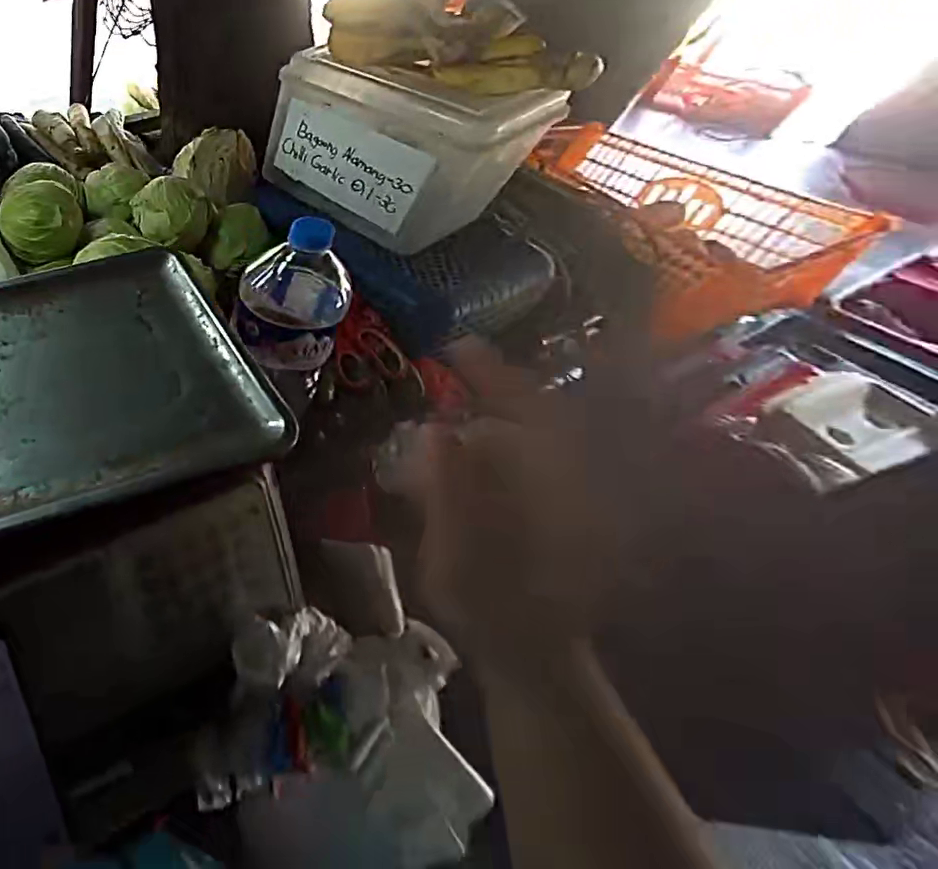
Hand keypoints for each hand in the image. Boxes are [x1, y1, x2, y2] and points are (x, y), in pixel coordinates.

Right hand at [393, 339, 616, 668]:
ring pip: (525, 440)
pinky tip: (455, 451)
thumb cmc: (490, 609)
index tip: (454, 347)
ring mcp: (562, 499)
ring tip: (438, 417)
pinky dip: (488, 446)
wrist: (530, 654)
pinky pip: (519, 461)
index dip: (493, 377)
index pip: (530, 416)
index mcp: (550, 492)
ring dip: (485, 418)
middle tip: (440, 375)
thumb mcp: (458, 554)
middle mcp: (566, 486)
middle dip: (486, 393)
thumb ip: (449, 493)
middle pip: (529, 421)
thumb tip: (435, 429)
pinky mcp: (551, 511)